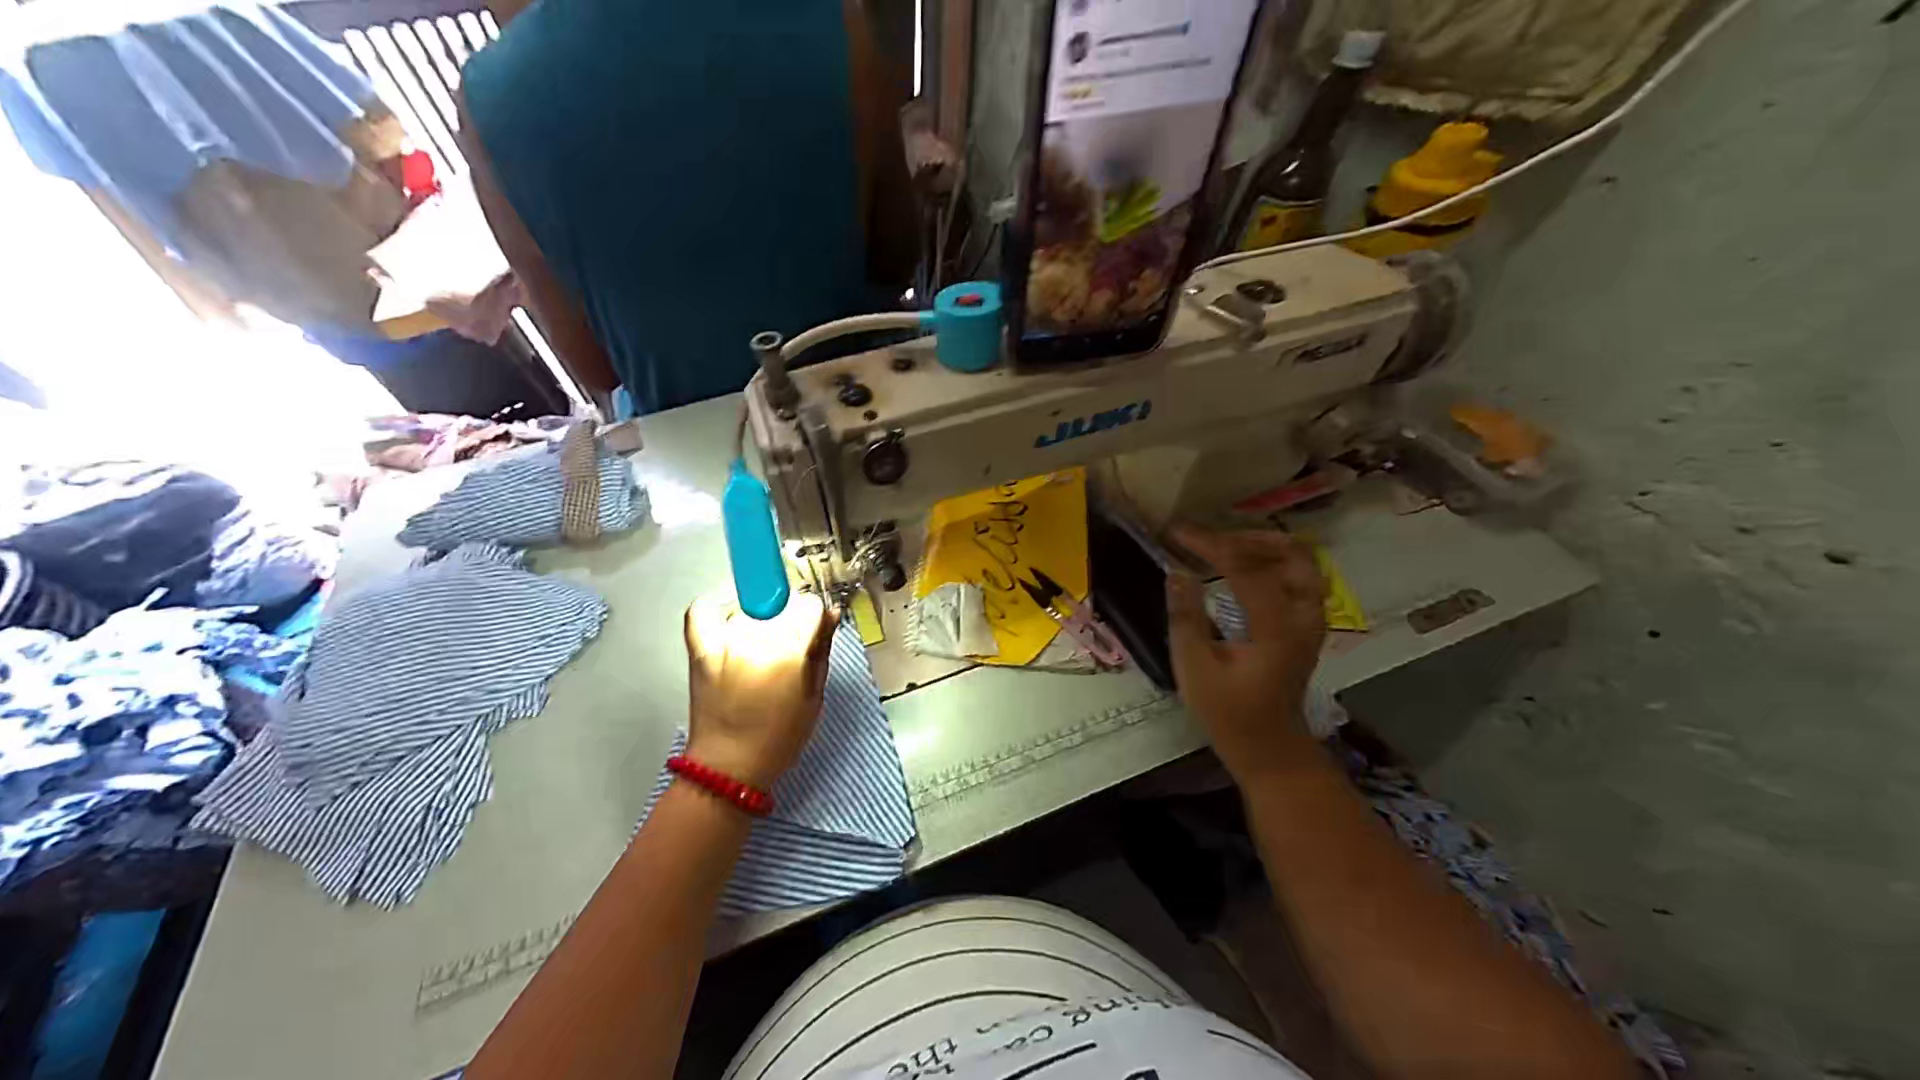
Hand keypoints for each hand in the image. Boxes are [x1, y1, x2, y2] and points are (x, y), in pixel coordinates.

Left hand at [684, 593, 837, 788]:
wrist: (728, 766)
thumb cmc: (781, 737)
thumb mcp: (815, 695)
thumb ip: (823, 648)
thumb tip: (831, 612)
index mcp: (789, 653)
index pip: (808, 605)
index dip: (814, 619)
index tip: (813, 633)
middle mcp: (754, 639)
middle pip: (779, 603)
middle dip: (788, 620)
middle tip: (787, 646)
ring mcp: (723, 641)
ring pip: (748, 605)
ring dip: (758, 618)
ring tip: (759, 645)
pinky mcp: (699, 648)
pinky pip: (703, 610)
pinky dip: (716, 608)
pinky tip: (729, 622)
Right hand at [1165, 525, 1328, 781]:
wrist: (1268, 745)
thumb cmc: (1227, 712)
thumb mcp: (1194, 668)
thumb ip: (1185, 616)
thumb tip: (1176, 571)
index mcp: (1276, 629)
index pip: (1246, 568)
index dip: (1210, 544)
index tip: (1177, 532)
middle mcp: (1303, 618)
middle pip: (1292, 554)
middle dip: (1247, 537)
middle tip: (1209, 539)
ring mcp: (1311, 620)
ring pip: (1301, 562)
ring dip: (1264, 547)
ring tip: (1224, 547)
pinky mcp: (1307, 624)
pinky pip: (1299, 577)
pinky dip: (1273, 562)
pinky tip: (1243, 567)